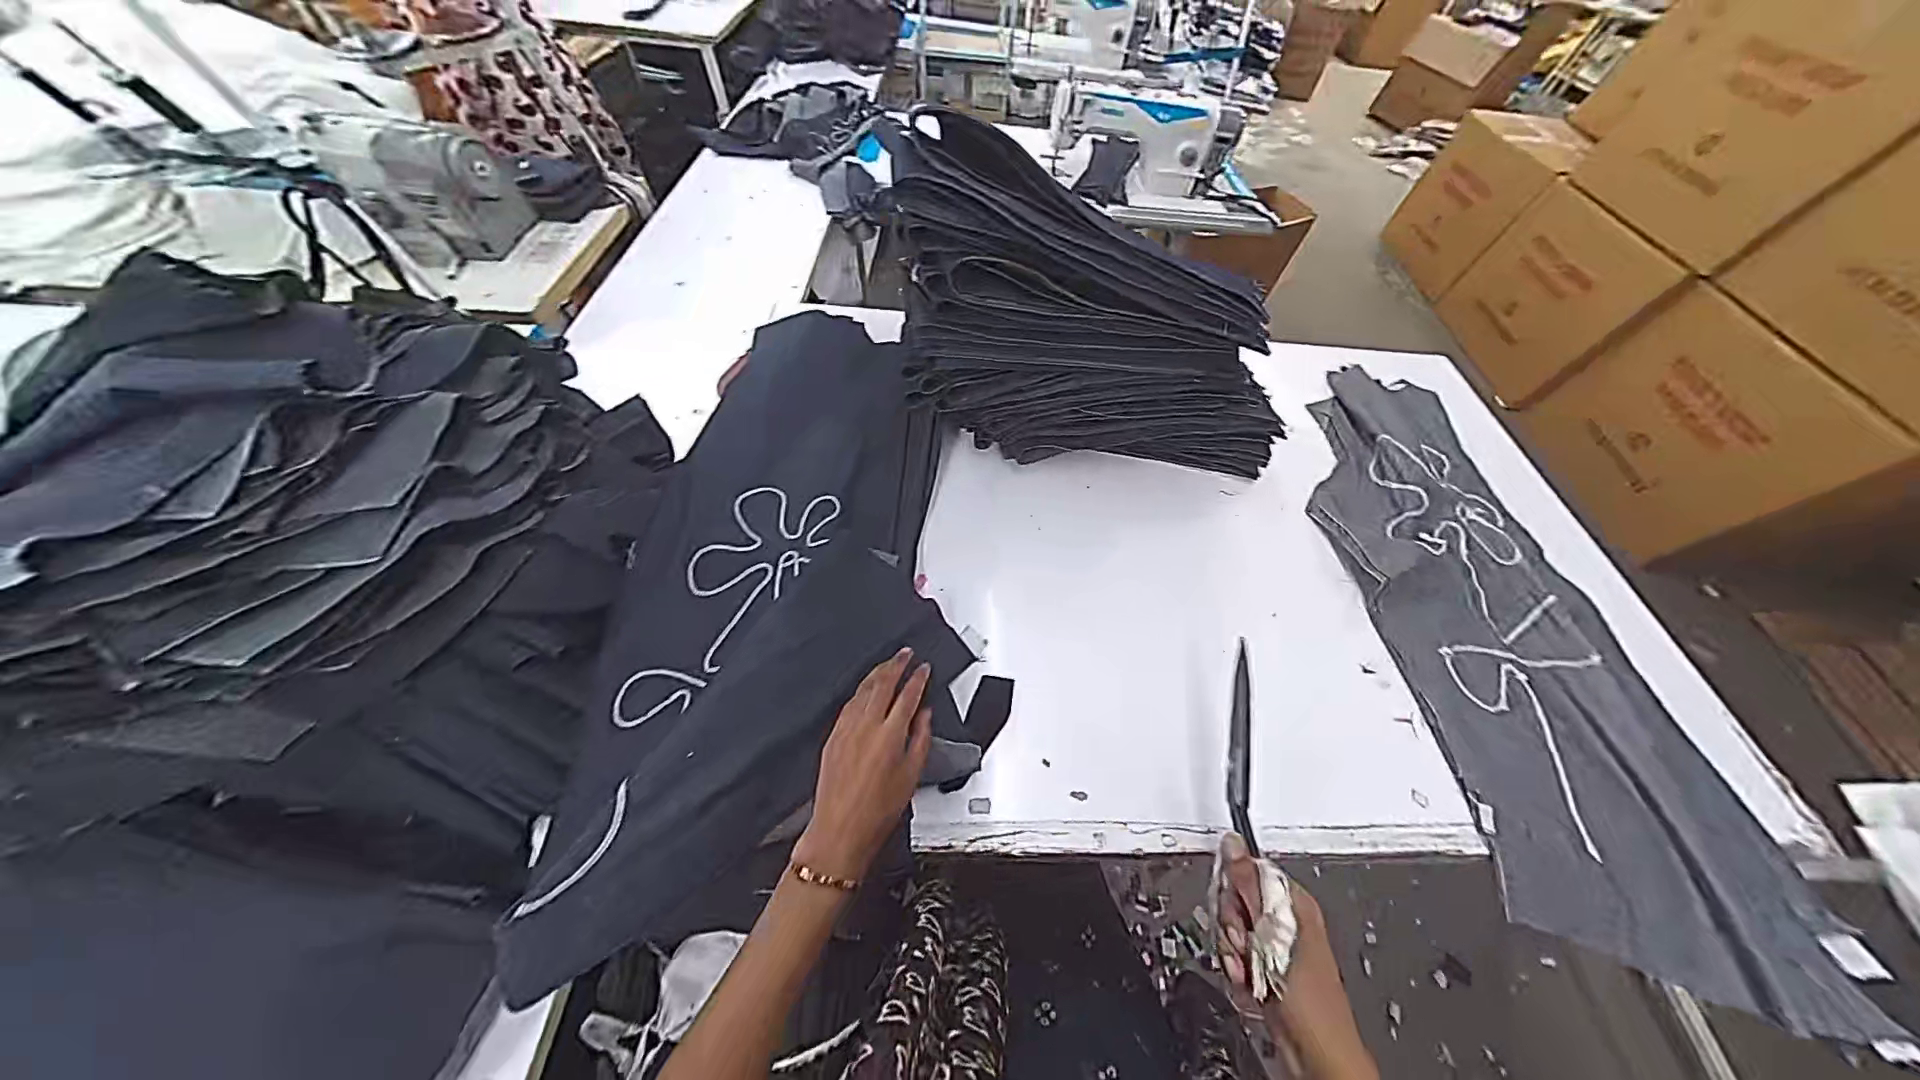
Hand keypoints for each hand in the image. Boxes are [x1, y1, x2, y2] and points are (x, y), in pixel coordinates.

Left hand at [791, 649, 932, 882]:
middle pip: (883, 683)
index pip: (908, 695)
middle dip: (896, 664)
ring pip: (863, 689)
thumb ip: (920, 738)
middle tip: (905, 654)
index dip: (917, 678)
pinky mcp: (833, 736)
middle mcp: (866, 726)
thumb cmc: (876, 811)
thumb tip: (924, 716)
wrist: (840, 829)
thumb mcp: (912, 774)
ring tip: (887, 664)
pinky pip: (848, 704)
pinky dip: (860, 690)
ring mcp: (847, 729)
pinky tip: (864, 689)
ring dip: (877, 673)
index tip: (923, 668)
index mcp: (890, 734)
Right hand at [1215, 834, 1378, 1079]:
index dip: (1234, 888)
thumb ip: (1249, 883)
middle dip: (1230, 924)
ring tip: (1248, 969)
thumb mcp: (1273, 932)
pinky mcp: (1261, 966)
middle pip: (1234, 899)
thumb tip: (1233, 843)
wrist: (1316, 1054)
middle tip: (1244, 943)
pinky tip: (1247, 981)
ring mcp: (1272, 944)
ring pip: (1229, 928)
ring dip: (1231, 951)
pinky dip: (1234, 968)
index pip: (1247, 870)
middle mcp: (1283, 919)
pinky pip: (1232, 954)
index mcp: (1292, 901)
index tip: (1237, 908)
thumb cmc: (1309, 999)